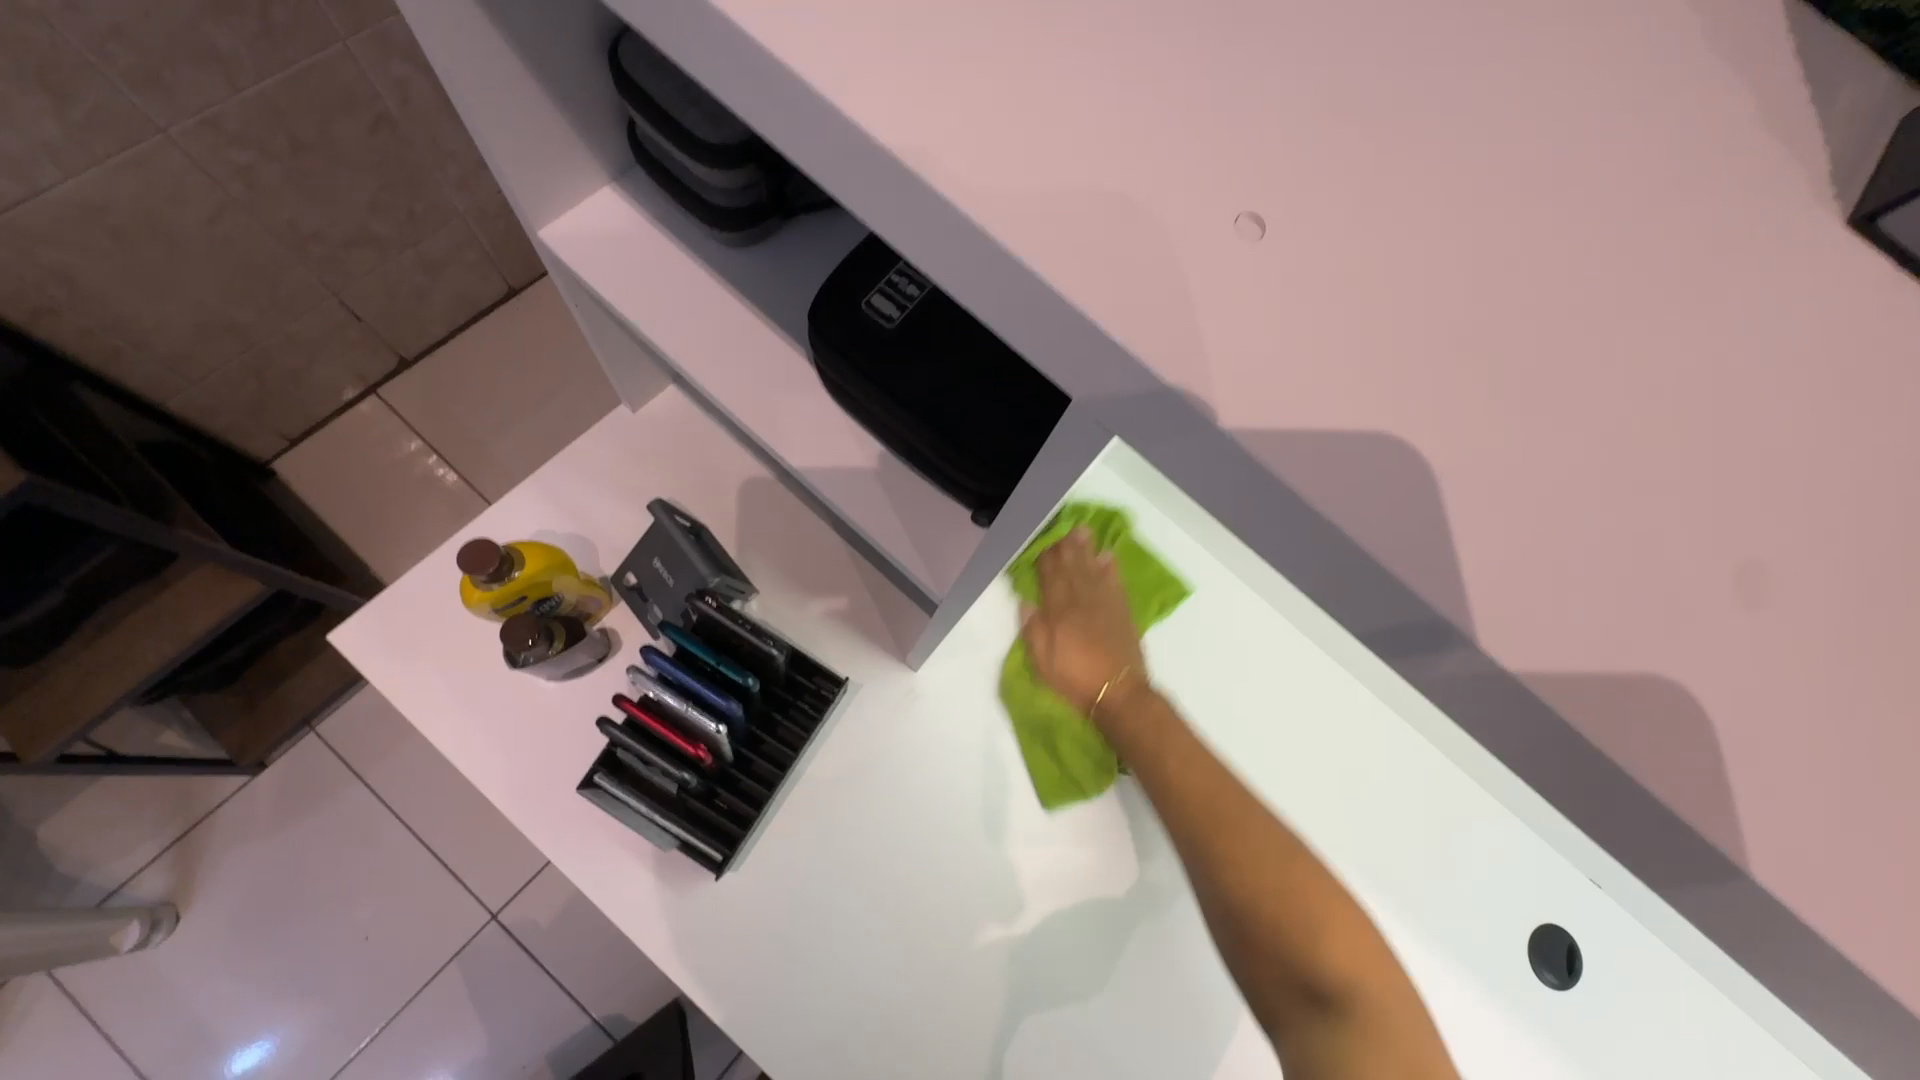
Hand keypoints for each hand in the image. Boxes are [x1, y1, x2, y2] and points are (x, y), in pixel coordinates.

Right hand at [1021, 525, 1148, 716]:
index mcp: (1060, 613)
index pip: (1050, 578)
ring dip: (1086, 550)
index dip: (1045, 559)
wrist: (1119, 694)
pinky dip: (1111, 568)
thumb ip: (1033, 631)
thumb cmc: (1075, 681)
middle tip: (1062, 526)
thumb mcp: (1043, 663)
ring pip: (1093, 570)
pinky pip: (1115, 583)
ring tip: (1082, 531)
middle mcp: (1083, 602)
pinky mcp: (1123, 613)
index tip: (1041, 542)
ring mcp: (1105, 605)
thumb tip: (1026, 602)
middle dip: (1065, 547)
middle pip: (1072, 568)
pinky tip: (1107, 557)